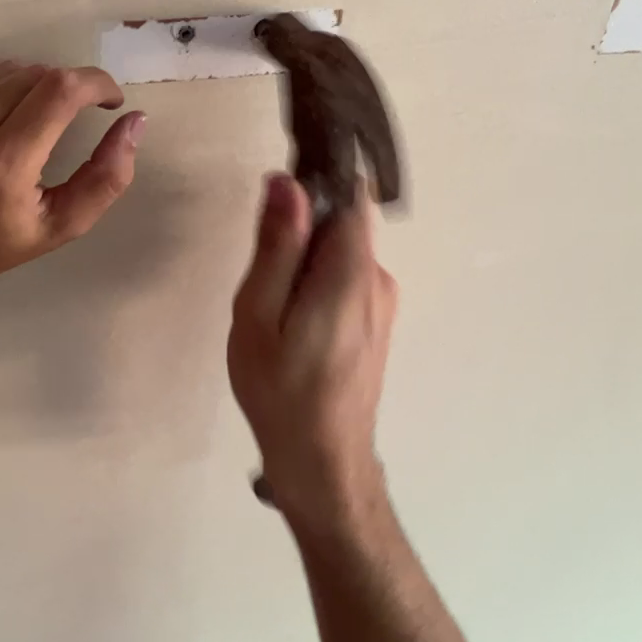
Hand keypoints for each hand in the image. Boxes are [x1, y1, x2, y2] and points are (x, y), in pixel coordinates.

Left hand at [0, 61, 146, 300]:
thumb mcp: (62, 225)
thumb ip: (106, 176)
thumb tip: (135, 120)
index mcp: (2, 168)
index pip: (59, 91)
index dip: (95, 83)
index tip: (108, 98)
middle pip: (32, 74)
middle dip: (62, 88)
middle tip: (66, 117)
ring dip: (25, 88)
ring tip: (24, 124)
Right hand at [228, 173, 399, 529]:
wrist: (323, 463)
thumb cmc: (281, 389)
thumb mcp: (258, 314)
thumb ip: (276, 246)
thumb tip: (285, 182)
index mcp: (351, 272)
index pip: (351, 194)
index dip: (317, 177)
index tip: (279, 190)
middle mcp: (380, 280)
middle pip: (341, 224)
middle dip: (299, 232)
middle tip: (259, 278)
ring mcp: (383, 304)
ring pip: (340, 254)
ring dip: (303, 264)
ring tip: (270, 310)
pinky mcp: (377, 323)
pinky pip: (345, 280)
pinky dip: (315, 285)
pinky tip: (290, 326)